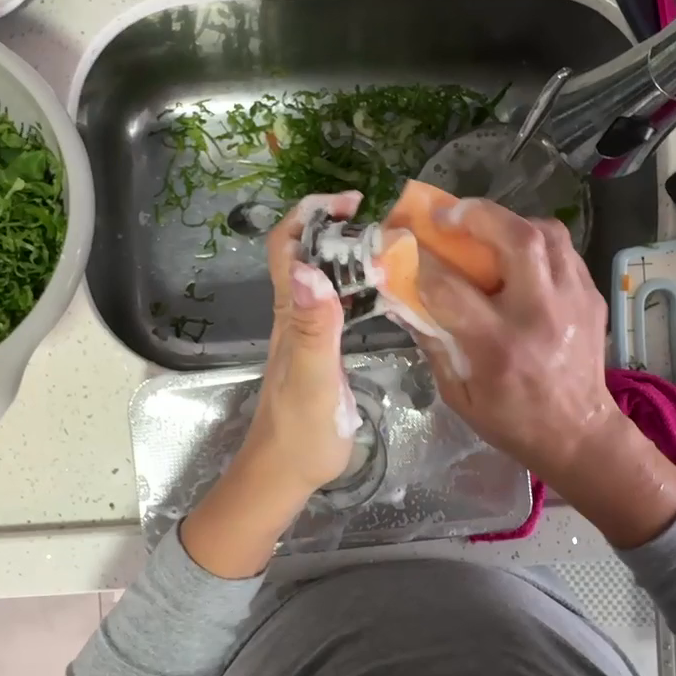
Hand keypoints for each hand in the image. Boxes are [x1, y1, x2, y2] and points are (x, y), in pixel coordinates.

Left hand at [239, 191, 362, 496]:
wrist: (285, 472)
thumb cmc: (300, 432)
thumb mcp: (312, 380)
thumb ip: (313, 329)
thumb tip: (311, 270)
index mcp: (290, 314)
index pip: (286, 246)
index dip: (310, 213)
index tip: (349, 202)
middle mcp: (294, 314)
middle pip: (303, 252)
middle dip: (334, 225)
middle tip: (381, 223)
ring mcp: (306, 332)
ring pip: (320, 276)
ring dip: (347, 253)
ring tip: (390, 248)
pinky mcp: (319, 350)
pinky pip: (335, 303)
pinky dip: (356, 285)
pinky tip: (384, 291)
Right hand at [410, 198, 618, 489]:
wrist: (579, 435)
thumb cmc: (510, 421)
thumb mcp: (457, 393)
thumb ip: (432, 342)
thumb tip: (406, 297)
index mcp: (498, 347)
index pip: (451, 288)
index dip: (422, 262)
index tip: (404, 245)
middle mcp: (539, 315)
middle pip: (517, 239)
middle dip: (479, 215)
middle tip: (450, 214)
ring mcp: (573, 301)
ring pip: (548, 233)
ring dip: (511, 222)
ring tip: (487, 231)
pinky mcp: (592, 296)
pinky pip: (563, 251)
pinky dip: (536, 244)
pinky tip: (518, 259)